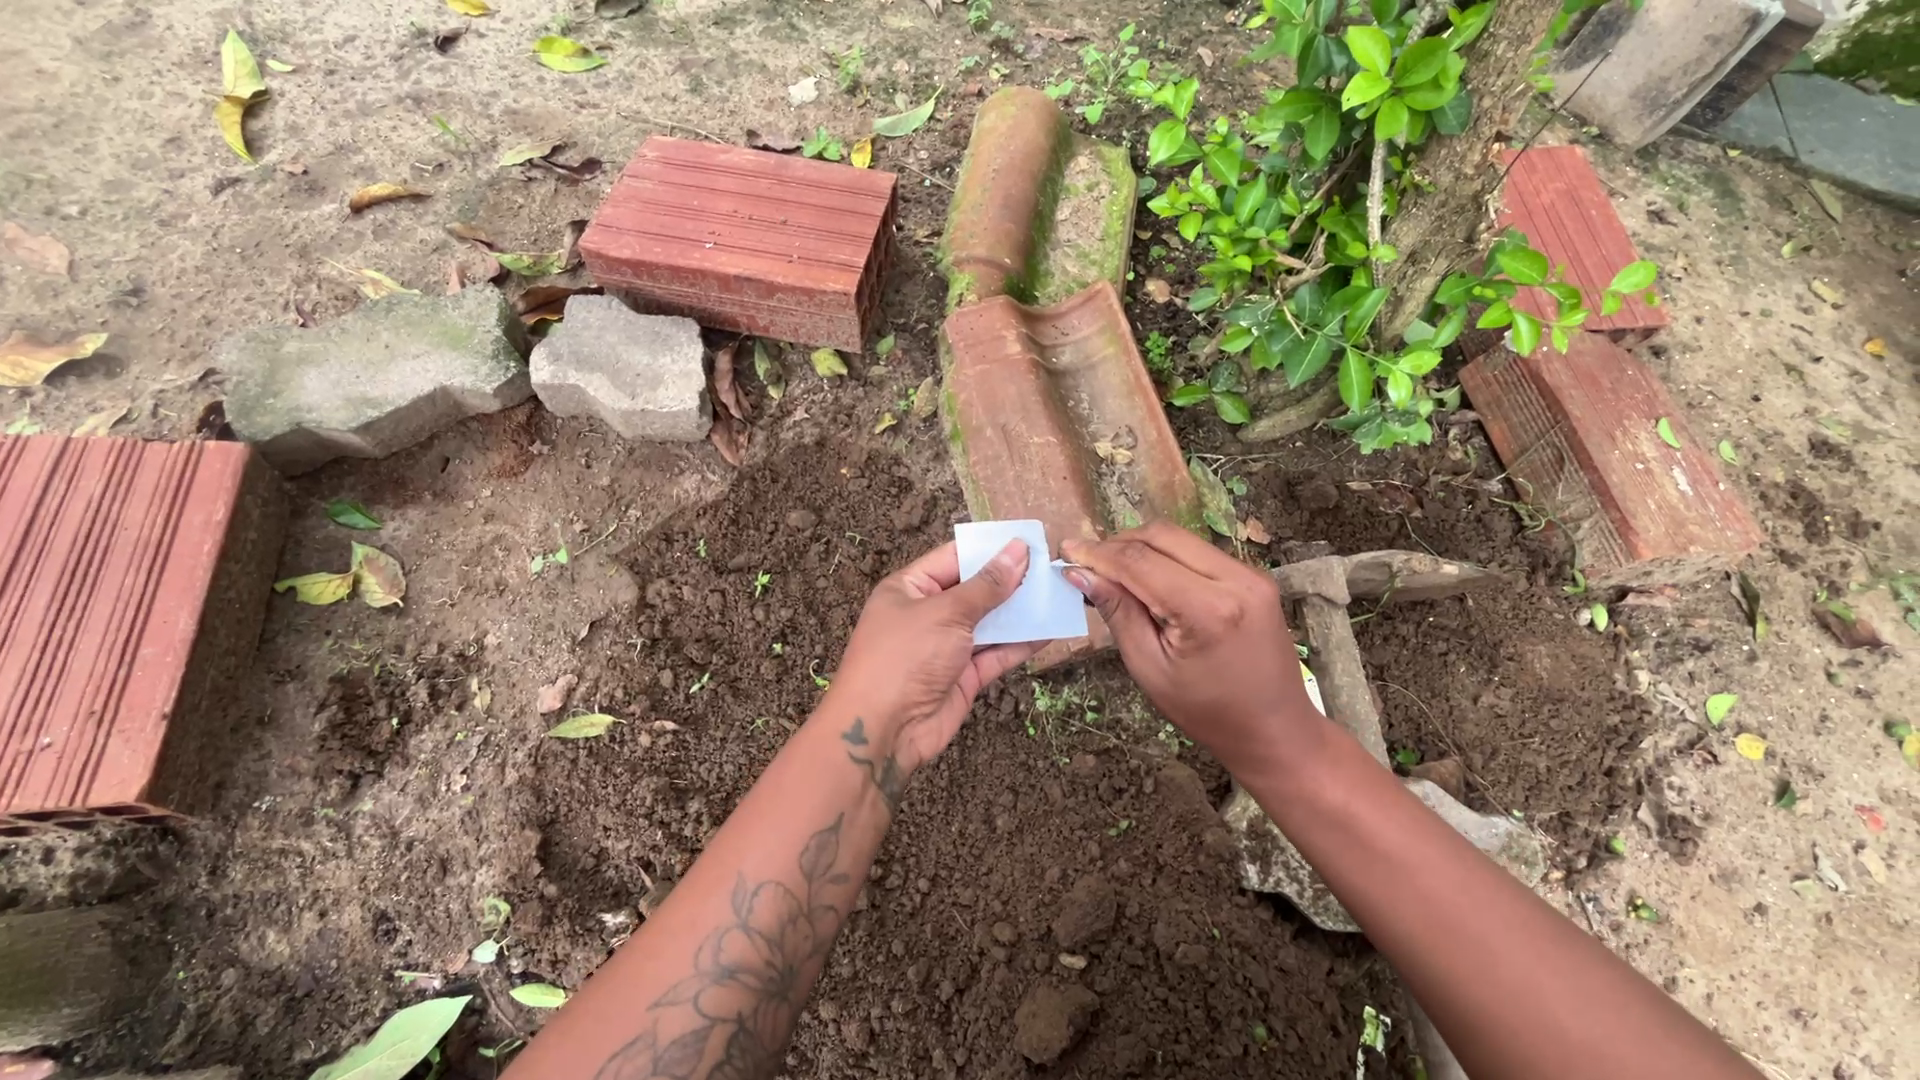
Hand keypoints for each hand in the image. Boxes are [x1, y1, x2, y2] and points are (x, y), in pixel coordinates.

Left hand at [825, 540, 1041, 774]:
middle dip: (1011, 580)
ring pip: (989, 623)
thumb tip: (1018, 551)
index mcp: (910, 588)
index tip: (1030, 540)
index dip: (990, 548)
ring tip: (1058, 594)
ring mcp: (946, 647)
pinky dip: (1020, 644)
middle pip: (975, 590)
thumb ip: (987, 586)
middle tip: (1052, 567)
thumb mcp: (946, 613)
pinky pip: (996, 654)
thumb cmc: (904, 657)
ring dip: (1020, 612)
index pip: (954, 557)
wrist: (883, 730)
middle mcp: (928, 614)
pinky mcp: (963, 676)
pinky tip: (1049, 630)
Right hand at [1061, 523, 1318, 773]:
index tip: (1066, 552)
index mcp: (1208, 610)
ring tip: (1112, 571)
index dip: (1097, 553)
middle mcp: (1235, 579)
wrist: (1275, 729)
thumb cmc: (1206, 712)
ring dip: (1141, 547)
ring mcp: (1250, 574)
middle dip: (1117, 543)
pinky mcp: (1255, 577)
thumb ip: (1118, 613)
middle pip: (1161, 535)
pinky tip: (1147, 579)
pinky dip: (1166, 557)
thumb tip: (1081, 574)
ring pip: (1181, 538)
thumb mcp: (1149, 668)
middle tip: (1086, 562)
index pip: (1139, 562)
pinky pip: (1199, 552)